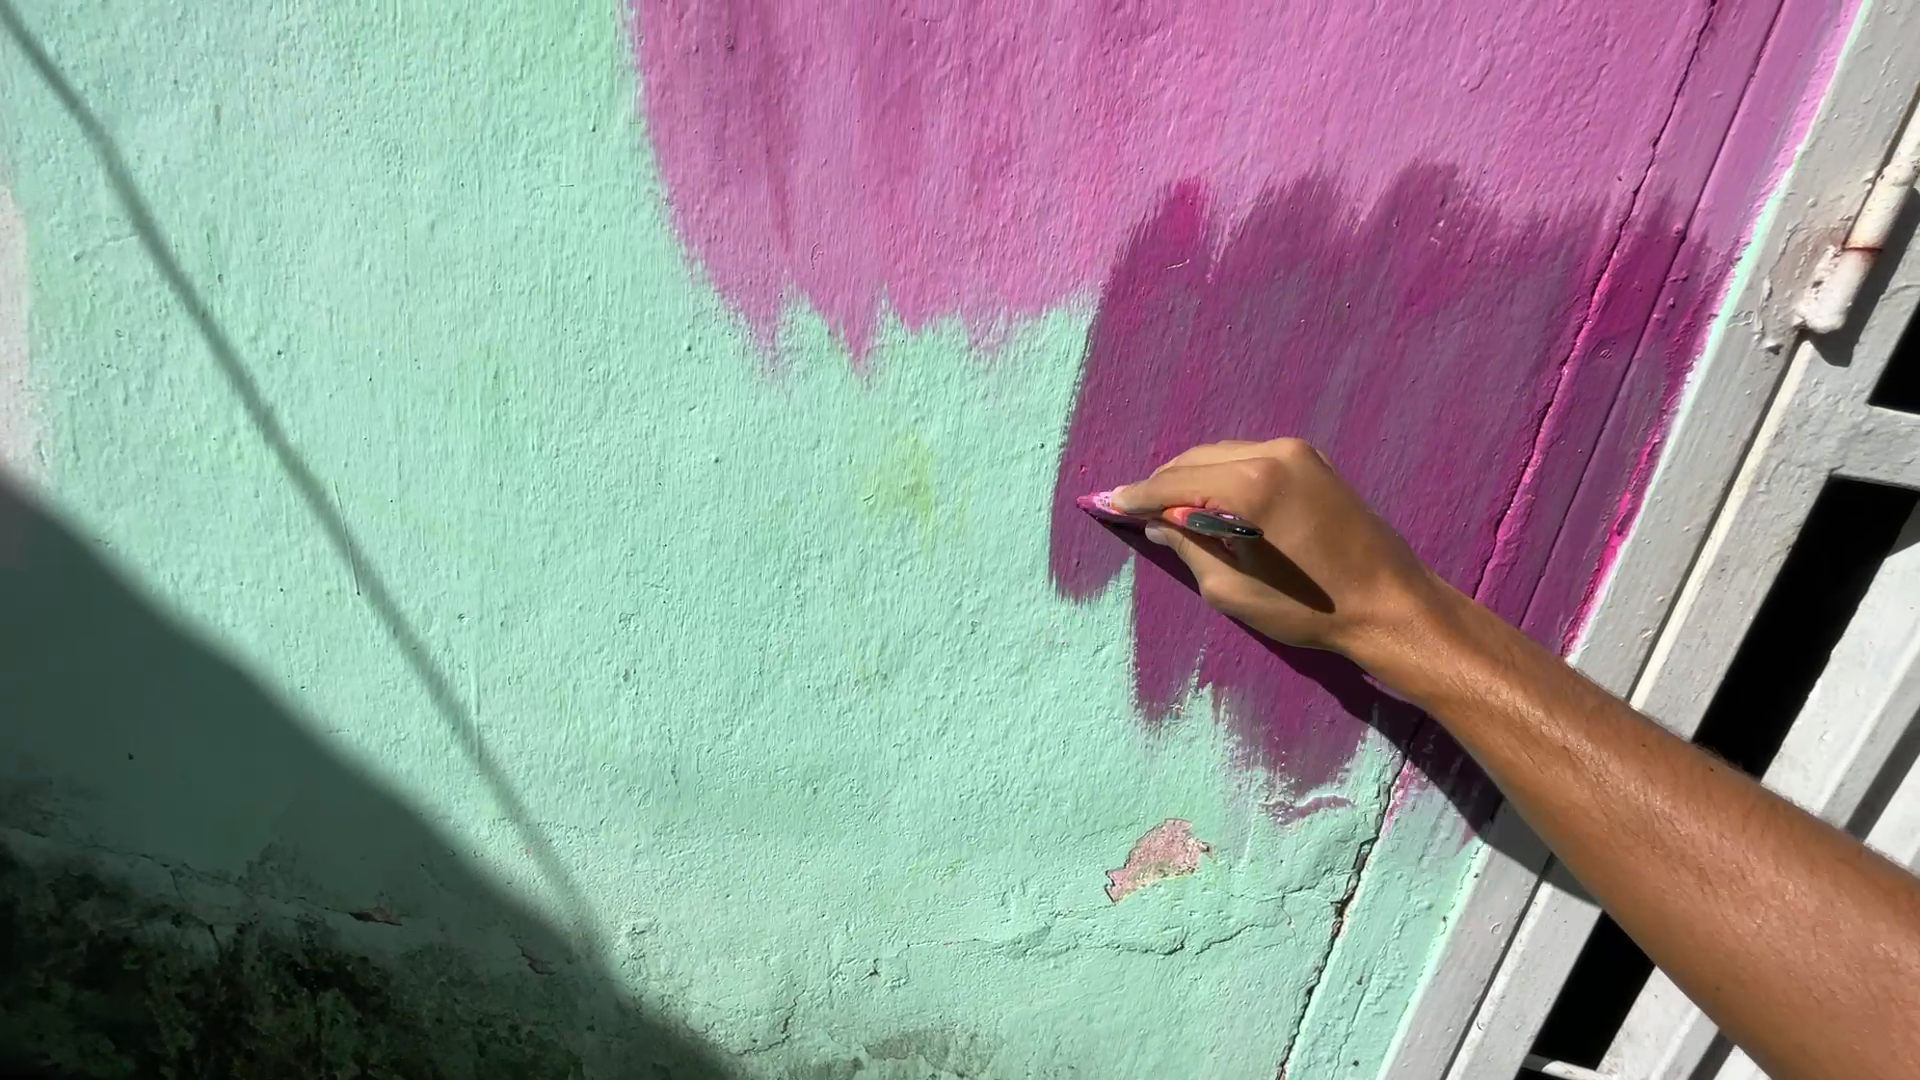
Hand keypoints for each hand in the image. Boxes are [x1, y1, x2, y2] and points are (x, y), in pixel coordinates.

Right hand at [1114, 438, 1443, 661]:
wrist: (1391, 603)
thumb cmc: (1307, 609)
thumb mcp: (1230, 589)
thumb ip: (1187, 546)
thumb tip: (1158, 524)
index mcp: (1251, 485)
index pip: (1173, 484)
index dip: (1138, 497)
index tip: (1111, 504)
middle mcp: (1272, 453)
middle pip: (1193, 460)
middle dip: (1161, 485)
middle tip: (1137, 511)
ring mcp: (1296, 451)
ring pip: (1218, 455)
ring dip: (1189, 478)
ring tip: (1170, 509)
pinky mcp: (1311, 458)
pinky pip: (1246, 457)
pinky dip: (1219, 474)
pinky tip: (1210, 500)